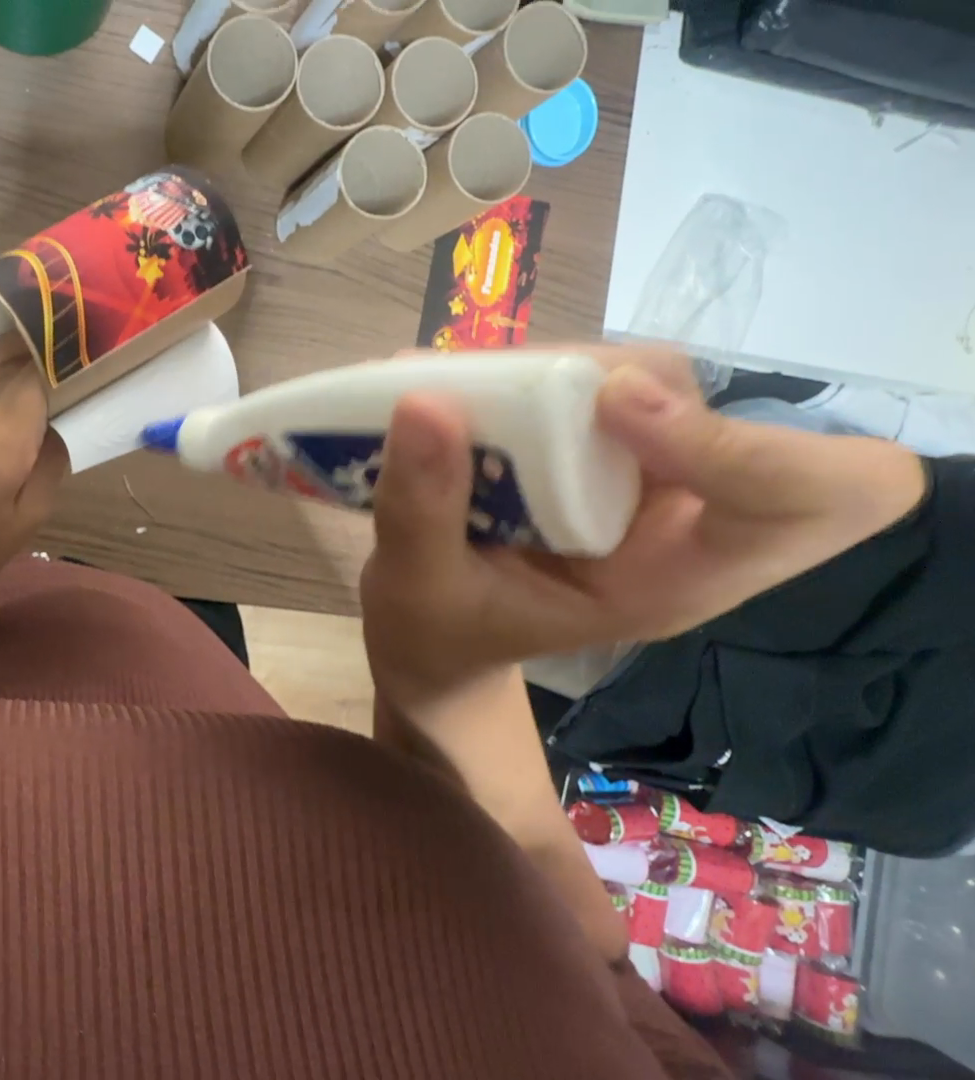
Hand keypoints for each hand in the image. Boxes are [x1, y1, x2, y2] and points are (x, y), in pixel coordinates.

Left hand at [0, 334, 67, 611]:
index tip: (97, 376)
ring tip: (46, 383)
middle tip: (77, 379)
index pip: (45, 371)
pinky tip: (8, 392)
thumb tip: (65, 409)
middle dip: (52, 360)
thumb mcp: (33, 514)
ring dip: (23, 359)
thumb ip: (55, 452)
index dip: (74, 368)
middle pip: (19, 352)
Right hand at [360, 345, 926, 716]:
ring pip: (642, 378)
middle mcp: (675, 513)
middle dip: (599, 385)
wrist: (435, 637)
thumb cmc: (437, 635)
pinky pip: (590, 381)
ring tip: (454, 395)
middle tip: (488, 398)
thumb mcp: (415, 591)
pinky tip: (462, 397)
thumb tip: (423, 402)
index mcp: (670, 579)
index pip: (812, 497)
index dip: (735, 441)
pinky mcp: (598, 447)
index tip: (610, 409)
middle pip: (701, 406)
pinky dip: (527, 375)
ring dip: (551, 372)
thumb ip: (421, 510)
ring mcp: (639, 474)